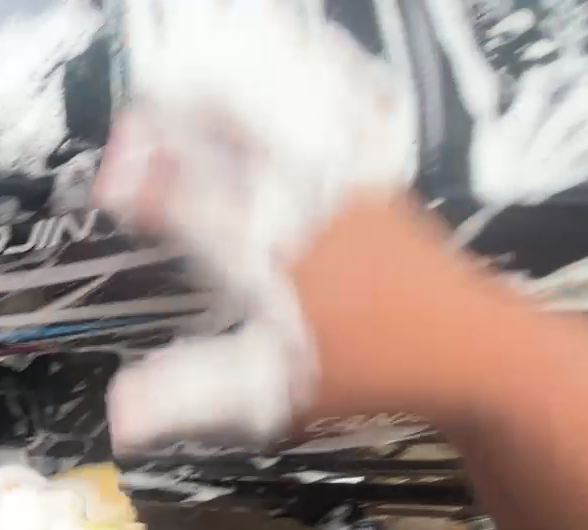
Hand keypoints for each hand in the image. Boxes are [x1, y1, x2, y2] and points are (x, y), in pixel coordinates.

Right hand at [93, 0, 416, 450]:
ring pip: (299, 119)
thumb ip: (191, 394)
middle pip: (251, 146)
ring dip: (249, 86)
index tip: (112, 178)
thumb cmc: (367, 369)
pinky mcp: (372, 183)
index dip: (155, 193)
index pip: (207, 214)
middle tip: (151, 90)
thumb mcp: (270, 391)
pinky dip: (318, 80)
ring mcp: (350, 188)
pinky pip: (346, 114)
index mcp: (281, 259)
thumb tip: (115, 414)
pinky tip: (299, 61)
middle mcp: (315, 211)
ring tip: (207, 57)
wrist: (475, 350)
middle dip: (197, 113)